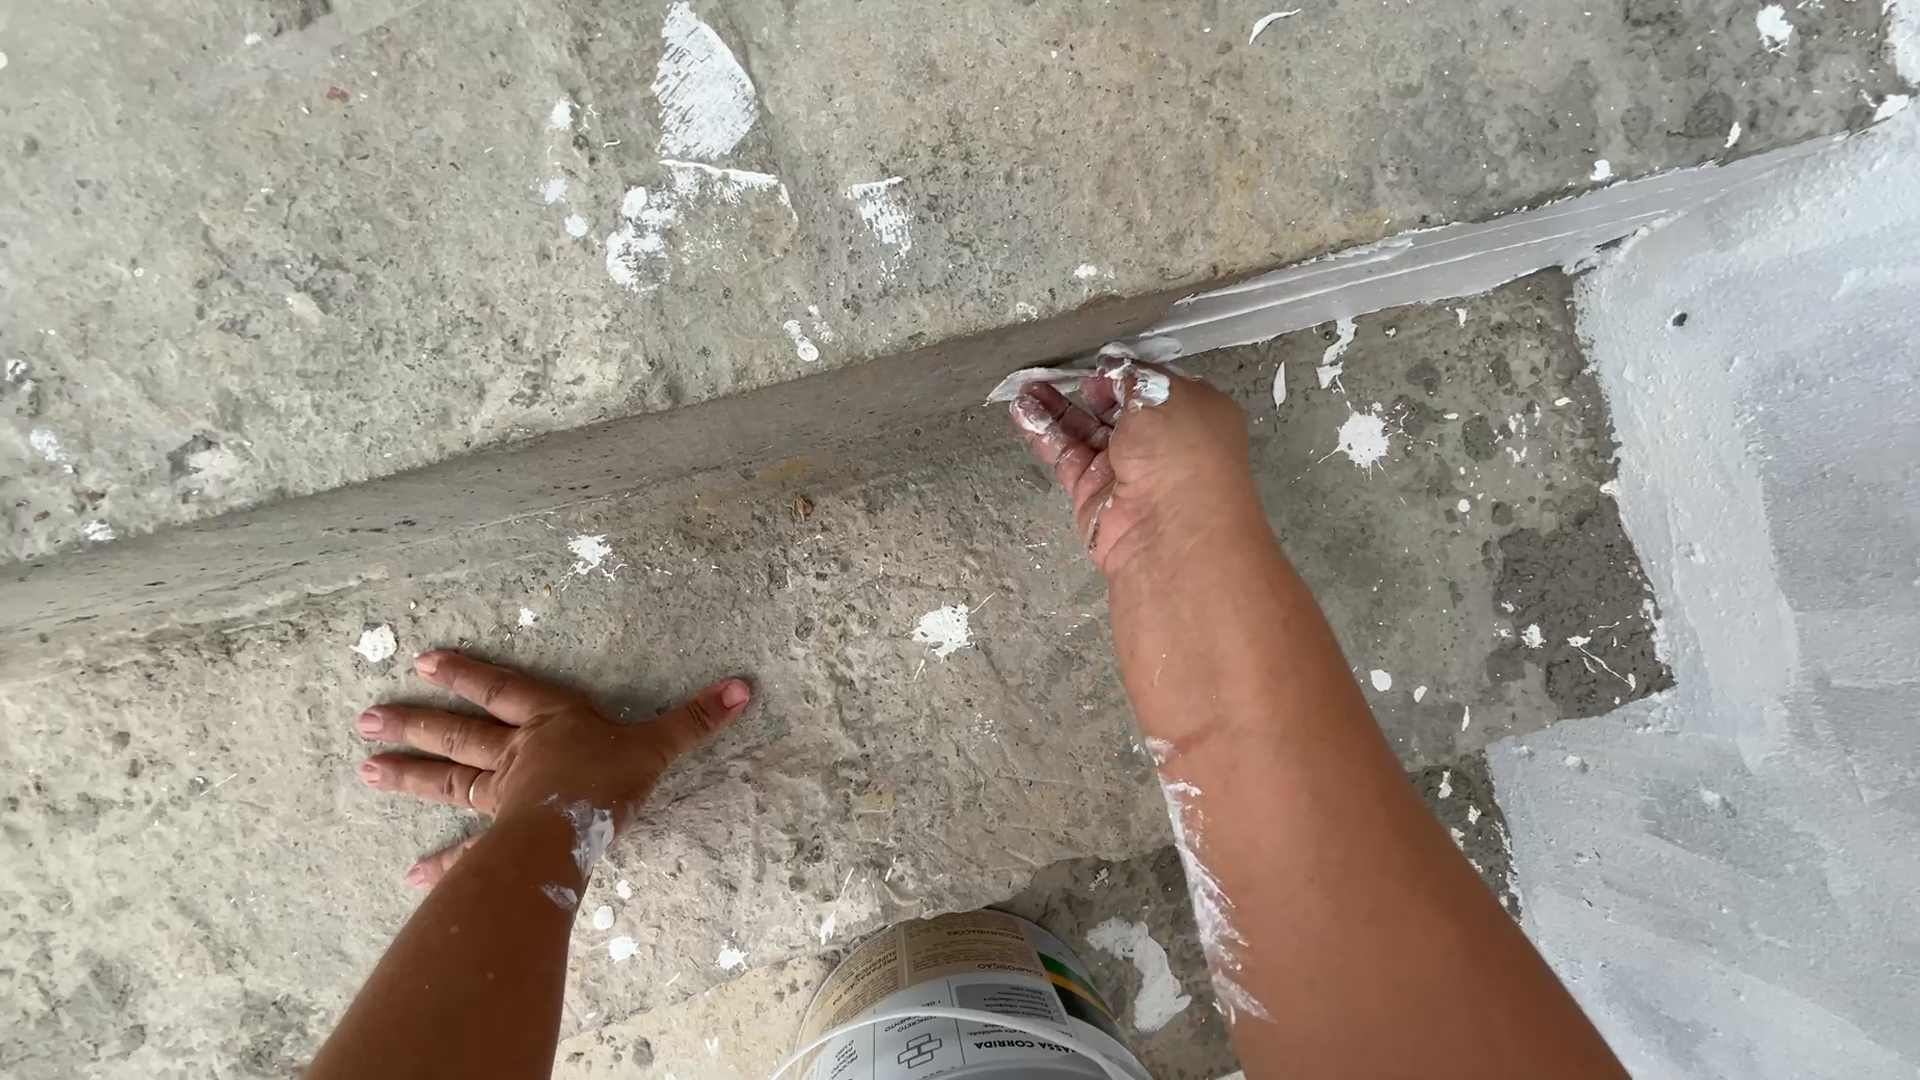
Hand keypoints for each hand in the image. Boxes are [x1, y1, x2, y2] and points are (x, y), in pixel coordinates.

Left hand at [354, 650, 751, 887]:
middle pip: (462, 735)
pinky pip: (468, 849)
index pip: (506, 691)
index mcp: (551, 724)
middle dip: (419, 724)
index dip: (470, 676)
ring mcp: (502, 799)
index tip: (426, 663)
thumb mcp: (660, 743)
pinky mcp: (501, 841)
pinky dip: (443, 861)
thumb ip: (697, 717)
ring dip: (410, 774)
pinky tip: (413, 874)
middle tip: (369, 717)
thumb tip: (745, 686)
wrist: (572, 834)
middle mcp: (518, 755)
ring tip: (366, 768)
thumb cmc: (609, 781)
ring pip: (450, 781)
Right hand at [1009, 361, 1261, 577]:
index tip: (1098, 362)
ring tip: (1026, 385)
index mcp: (1189, 414)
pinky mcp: (1091, 489)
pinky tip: (1022, 410)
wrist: (1169, 531)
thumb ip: (1131, 376)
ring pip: (1083, 430)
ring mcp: (1122, 468)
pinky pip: (1064, 454)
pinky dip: (1042, 432)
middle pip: (1113, 408)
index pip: (1150, 386)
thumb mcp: (1162, 394)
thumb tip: (1111, 369)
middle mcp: (1158, 442)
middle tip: (1055, 369)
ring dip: (1054, 406)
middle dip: (1085, 387)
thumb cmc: (1182, 454)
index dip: (1123, 373)